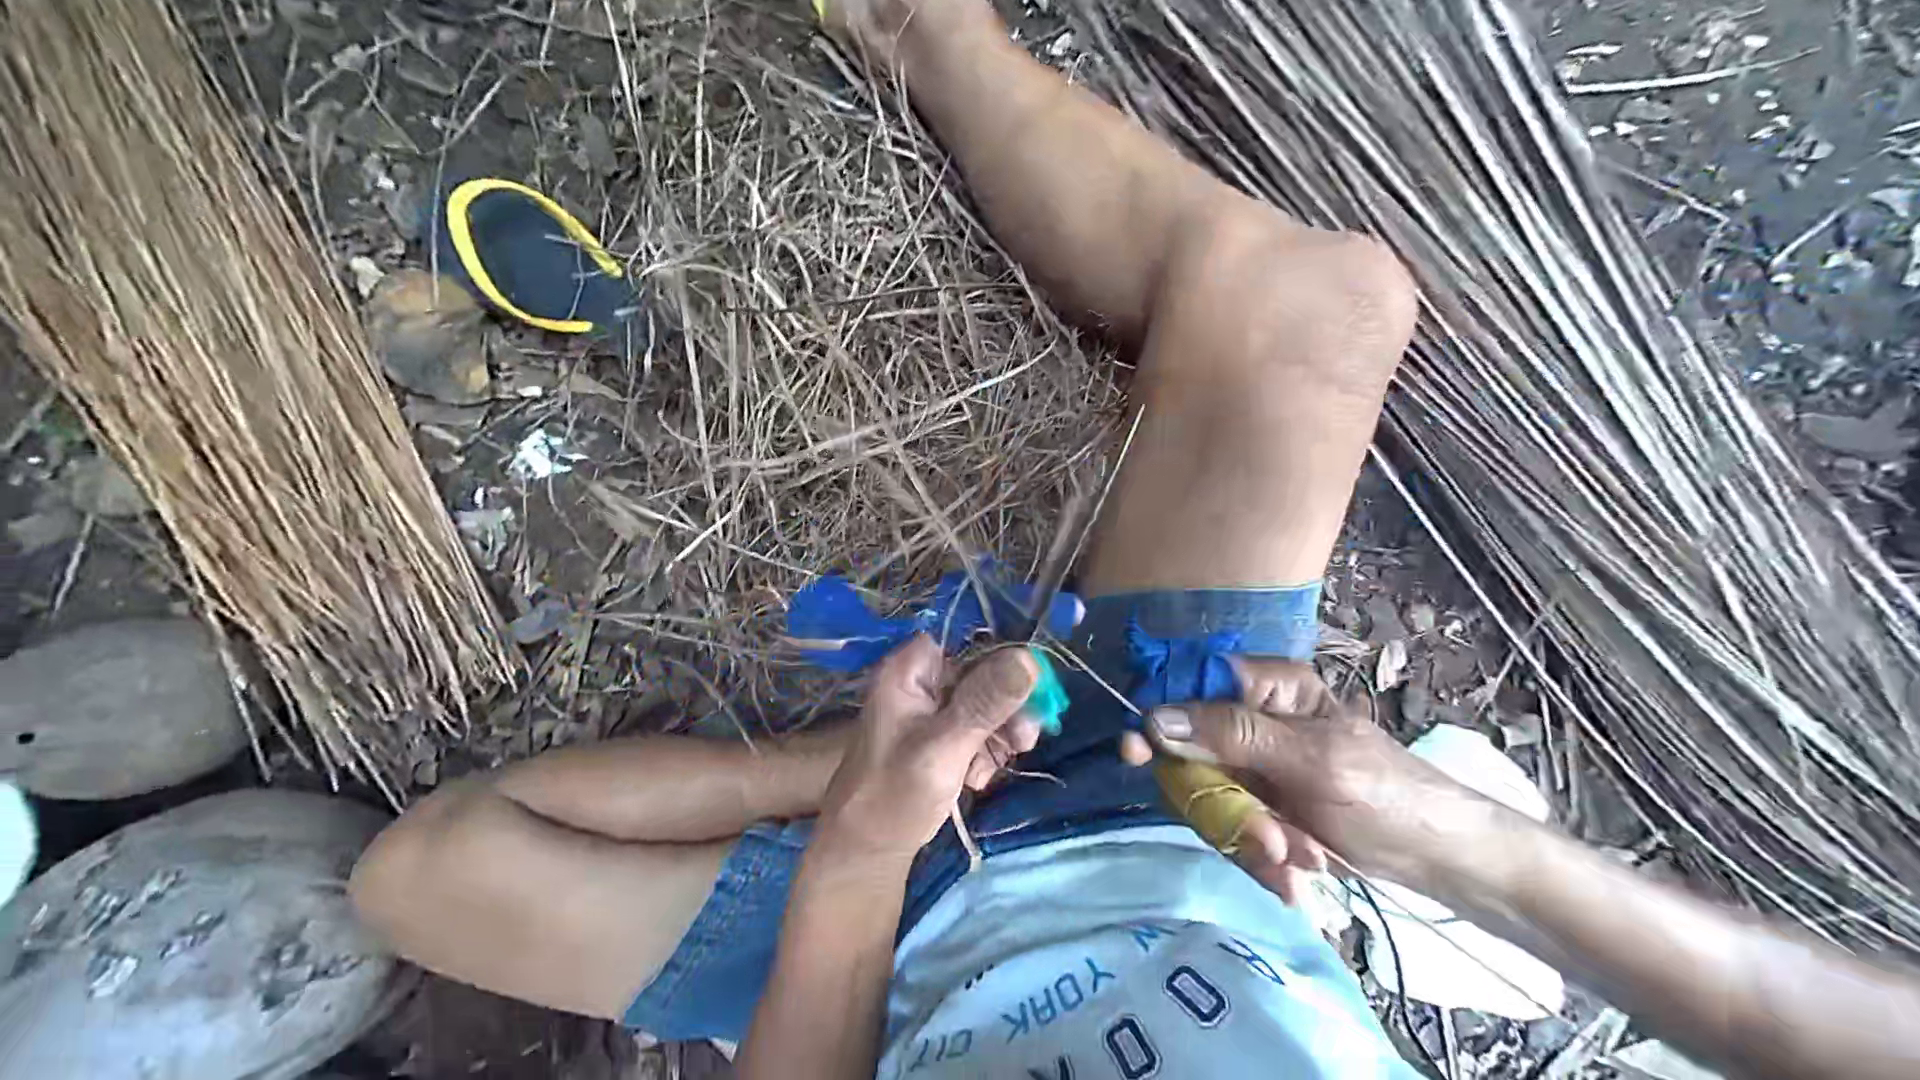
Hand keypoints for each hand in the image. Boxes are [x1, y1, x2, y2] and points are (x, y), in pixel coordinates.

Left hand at [816, 636, 1039, 862]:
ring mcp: (932, 707)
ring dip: (1001, 733)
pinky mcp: (942, 733)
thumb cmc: (893, 796)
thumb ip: (985, 703)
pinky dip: (988, 749)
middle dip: (1008, 706)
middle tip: (1023, 740)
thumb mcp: (943, 748)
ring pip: (989, 701)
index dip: (1005, 656)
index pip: (968, 638)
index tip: (1034, 687)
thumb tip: (1029, 658)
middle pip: (984, 671)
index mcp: (910, 669)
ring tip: (990, 768)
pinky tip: (978, 777)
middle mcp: (922, 680)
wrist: (867, 850)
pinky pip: (981, 726)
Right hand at [1121, 658, 1494, 894]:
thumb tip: (1154, 719)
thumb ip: (1232, 734)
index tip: (1137, 753)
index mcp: (1265, 687)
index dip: (1158, 718)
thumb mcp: (1311, 759)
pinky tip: (1294, 874)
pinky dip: (1256, 856)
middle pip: (1187, 752)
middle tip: (1269, 839)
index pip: (1188, 686)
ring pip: (1204, 798)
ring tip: (1300, 860)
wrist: (1442, 862)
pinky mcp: (1253, 806)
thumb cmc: (1388, 795)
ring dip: (1247, 838)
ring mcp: (1248, 766)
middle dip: (1224, 805)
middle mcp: (1247, 720)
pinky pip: (1225, 828)